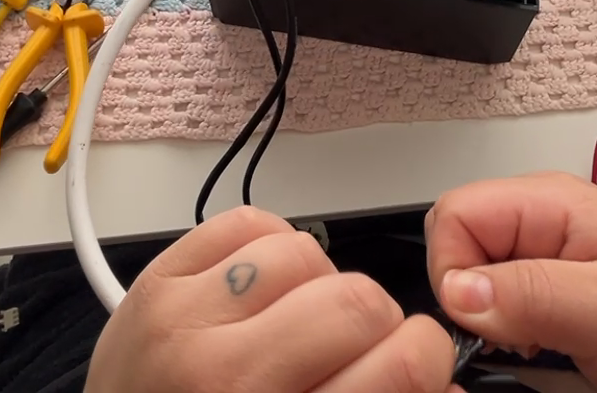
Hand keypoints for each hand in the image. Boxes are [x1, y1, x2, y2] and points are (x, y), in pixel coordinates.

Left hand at [88, 205, 457, 392]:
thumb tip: (441, 378)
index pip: (398, 365)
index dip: (427, 355)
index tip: (418, 358)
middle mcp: (223, 376)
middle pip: (356, 300)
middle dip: (374, 320)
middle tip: (356, 345)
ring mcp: (181, 318)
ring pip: (305, 253)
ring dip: (318, 284)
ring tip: (299, 319)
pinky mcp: (156, 278)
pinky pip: (247, 220)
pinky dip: (271, 244)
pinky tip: (262, 287)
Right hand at [425, 172, 596, 392]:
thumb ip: (538, 293)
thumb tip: (456, 288)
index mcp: (551, 202)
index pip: (455, 212)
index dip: (454, 268)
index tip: (487, 323)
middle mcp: (538, 225)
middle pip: (456, 246)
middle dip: (469, 300)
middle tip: (517, 342)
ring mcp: (541, 265)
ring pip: (469, 285)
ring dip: (487, 328)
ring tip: (535, 355)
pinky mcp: (545, 304)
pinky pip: (493, 315)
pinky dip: (500, 344)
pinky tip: (537, 360)